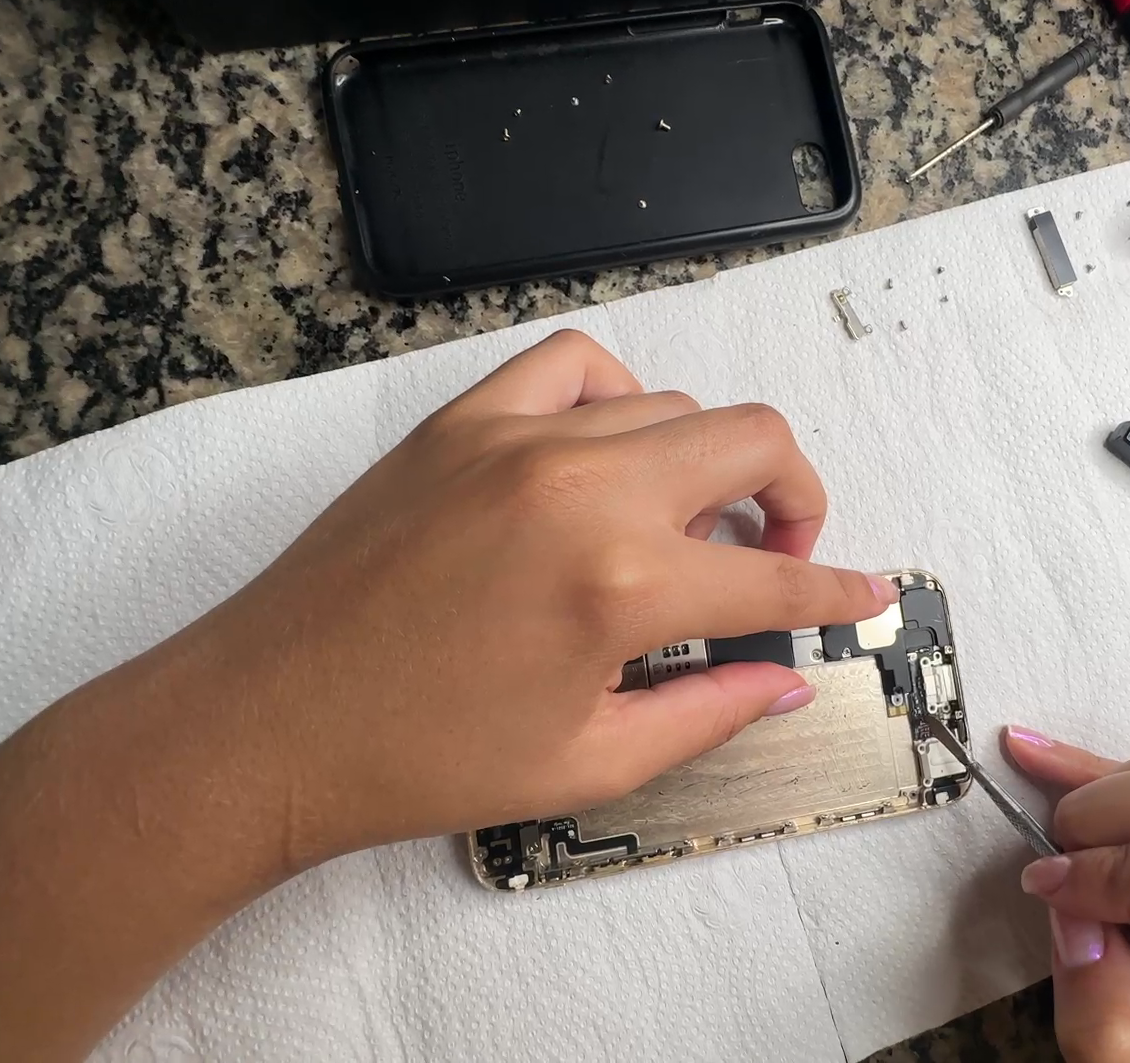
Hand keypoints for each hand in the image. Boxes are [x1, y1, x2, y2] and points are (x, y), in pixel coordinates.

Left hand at [155, 330, 893, 869]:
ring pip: (677, 404)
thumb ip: (710, 712)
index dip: (836, 590)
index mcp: (623, 587)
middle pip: (755, 441)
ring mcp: (521, 439)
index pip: (776, 578)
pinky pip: (577, 365)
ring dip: (710, 461)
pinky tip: (611, 453)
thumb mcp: (591, 763)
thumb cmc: (424, 759)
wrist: (266, 724)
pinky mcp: (464, 423)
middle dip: (797, 497)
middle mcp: (585, 490)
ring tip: (684, 521)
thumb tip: (787, 683)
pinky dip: (621, 397)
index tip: (864, 592)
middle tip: (776, 553)